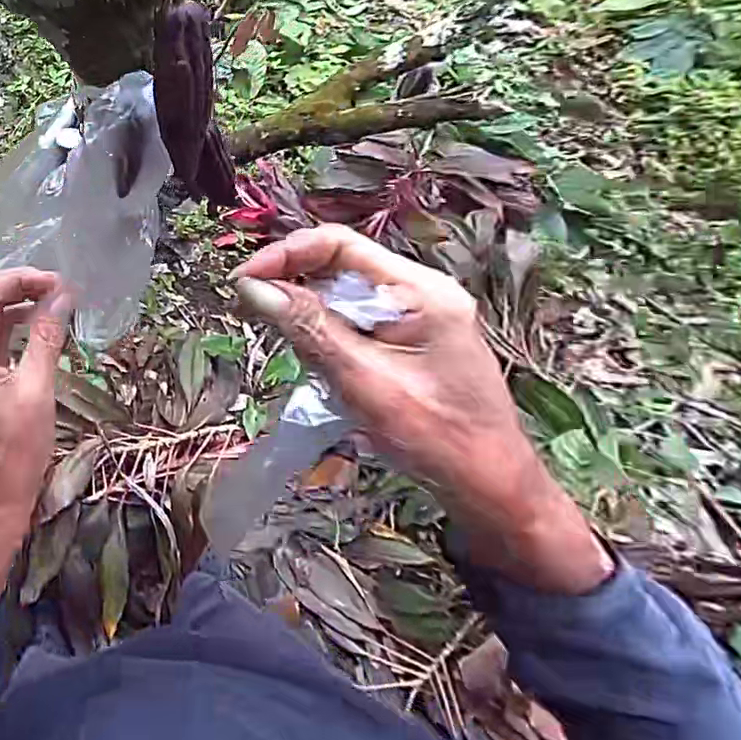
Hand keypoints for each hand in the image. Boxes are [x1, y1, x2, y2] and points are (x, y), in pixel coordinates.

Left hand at [0, 268, 71, 609]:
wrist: (2, 495)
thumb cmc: (19, 447)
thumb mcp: (37, 389)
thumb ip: (46, 338)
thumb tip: (63, 294)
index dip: (21, 279)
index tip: (57, 282)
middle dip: (23, 286)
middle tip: (62, 287)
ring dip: (24, 302)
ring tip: (60, 298)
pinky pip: (1, 336)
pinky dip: (23, 323)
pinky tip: (48, 321)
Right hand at [235, 225, 610, 592]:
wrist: (496, 494)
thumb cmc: (438, 441)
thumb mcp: (365, 384)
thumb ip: (309, 330)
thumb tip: (253, 288)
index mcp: (420, 291)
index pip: (340, 245)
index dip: (286, 254)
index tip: (244, 280)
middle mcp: (419, 291)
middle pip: (339, 265)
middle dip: (291, 282)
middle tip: (248, 307)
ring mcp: (417, 313)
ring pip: (343, 292)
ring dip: (305, 310)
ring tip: (278, 336)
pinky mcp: (409, 337)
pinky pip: (354, 318)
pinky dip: (324, 330)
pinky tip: (312, 356)